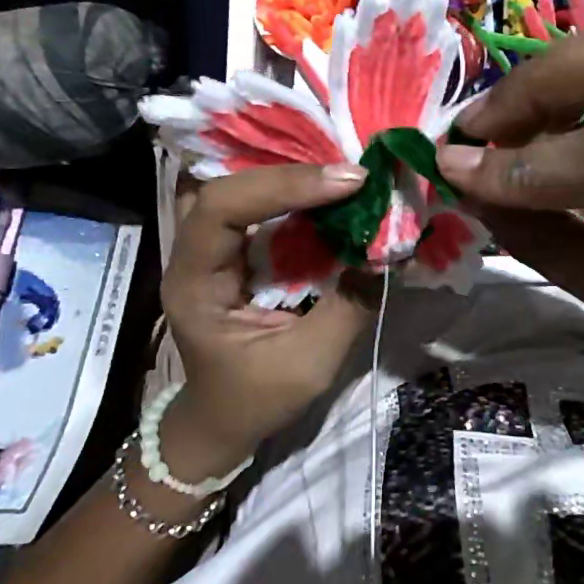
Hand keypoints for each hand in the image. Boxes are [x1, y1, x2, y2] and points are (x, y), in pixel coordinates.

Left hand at [160, 163, 376, 455]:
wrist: (223, 422)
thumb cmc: (257, 399)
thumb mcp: (310, 363)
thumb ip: (350, 304)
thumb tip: (392, 250)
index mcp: (194, 283)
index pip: (223, 208)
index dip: (284, 185)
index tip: (349, 181)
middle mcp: (192, 253)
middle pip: (221, 181)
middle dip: (282, 165)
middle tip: (344, 160)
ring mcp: (208, 248)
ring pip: (233, 184)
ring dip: (281, 170)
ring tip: (335, 161)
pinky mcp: (231, 250)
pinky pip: (253, 203)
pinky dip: (288, 188)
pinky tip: (324, 185)